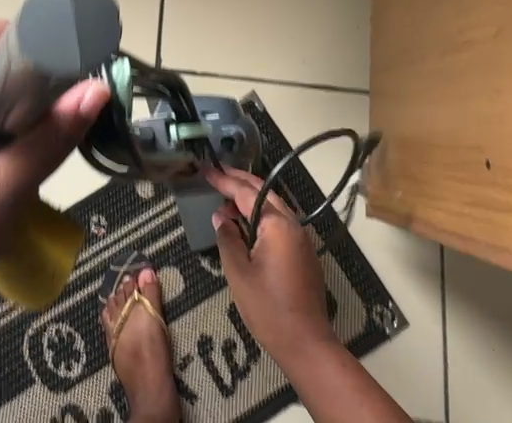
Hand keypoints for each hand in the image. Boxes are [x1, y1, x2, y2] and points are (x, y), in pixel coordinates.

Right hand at [207, 166, 343, 369]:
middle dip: (239, 181)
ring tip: (226, 195)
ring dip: (250, 197)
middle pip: (263, 191)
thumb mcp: (238, 272)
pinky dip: (261, 213)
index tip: (205, 169)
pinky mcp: (303, 252)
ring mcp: (301, 238)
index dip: (224, 180)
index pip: (245, 193)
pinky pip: (280, 221)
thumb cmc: (267, 307)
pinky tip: (245, 222)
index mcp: (277, 224)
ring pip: (273, 205)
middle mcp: (293, 224)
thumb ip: (228, 238)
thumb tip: (221, 216)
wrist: (305, 342)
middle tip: (216, 173)